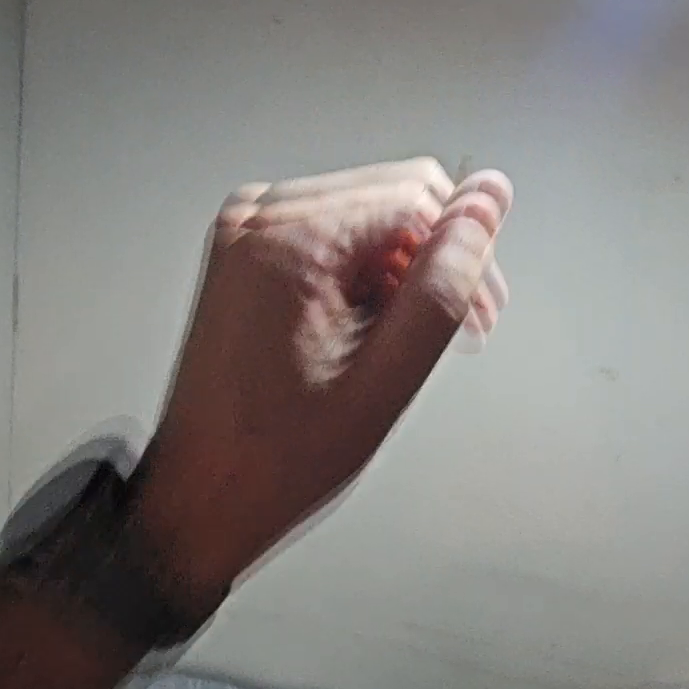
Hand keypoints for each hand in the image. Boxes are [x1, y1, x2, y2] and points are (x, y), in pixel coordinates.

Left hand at [136, 157, 512, 601]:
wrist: (200, 493)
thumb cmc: (274, 458)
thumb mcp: (385, 380)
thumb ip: (444, 284)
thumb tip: (488, 202)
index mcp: (286, 241)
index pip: (419, 195)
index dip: (463, 253)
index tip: (474, 314)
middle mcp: (259, 218)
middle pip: (395, 197)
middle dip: (435, 263)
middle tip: (450, 331)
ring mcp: (249, 231)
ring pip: (372, 214)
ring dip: (403, 273)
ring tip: (400, 343)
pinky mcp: (251, 250)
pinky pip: (338, 234)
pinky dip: (368, 277)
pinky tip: (368, 330)